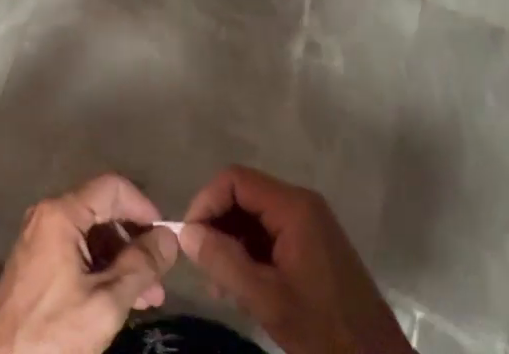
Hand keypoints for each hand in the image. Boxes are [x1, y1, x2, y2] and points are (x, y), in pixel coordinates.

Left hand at [0, 173, 181, 353]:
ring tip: (149, 298)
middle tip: (161, 278)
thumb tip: (169, 236)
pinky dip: (103, 270)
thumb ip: (141, 265)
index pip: (112, 187)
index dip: (144, 207)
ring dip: (123, 261)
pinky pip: (78, 253)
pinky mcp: (37, 263)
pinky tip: (122, 299)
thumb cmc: (54, 331)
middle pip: (103, 212)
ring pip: (93, 236)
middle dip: (136, 242)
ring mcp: (39, 240)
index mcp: (60, 214)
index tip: (166, 239)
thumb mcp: (106, 301)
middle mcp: (47, 217)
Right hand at [180, 166, 412, 353]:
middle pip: (243, 196)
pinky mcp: (312, 245)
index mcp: (294, 208)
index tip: (190, 239)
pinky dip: (249, 254)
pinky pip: (269, 234)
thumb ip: (223, 260)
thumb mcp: (265, 298)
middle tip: (203, 267)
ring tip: (220, 286)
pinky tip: (240, 288)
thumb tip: (186, 232)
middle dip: (217, 226)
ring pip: (253, 217)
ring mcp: (309, 224)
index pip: (235, 180)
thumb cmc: (322, 328)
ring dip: (231, 244)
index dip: (206, 202)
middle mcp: (302, 205)